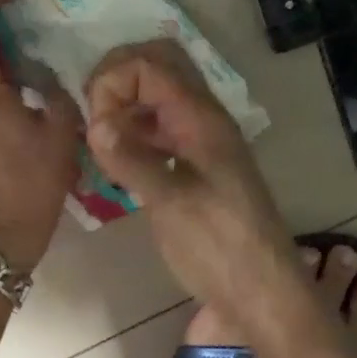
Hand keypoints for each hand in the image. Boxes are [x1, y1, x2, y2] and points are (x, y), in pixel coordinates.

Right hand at [84, 40, 294, 315]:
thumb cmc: (219, 248)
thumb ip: (131, 159)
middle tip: (93, 114)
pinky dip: (136, 131)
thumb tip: (94, 124)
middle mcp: (203, 119)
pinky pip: (162, 127)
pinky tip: (117, 160)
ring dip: (126, 104)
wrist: (263, 294)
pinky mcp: (197, 165)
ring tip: (100, 139)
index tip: (95, 122)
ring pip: (159, 96)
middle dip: (118, 77)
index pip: (150, 63)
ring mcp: (202, 141)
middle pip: (159, 67)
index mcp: (200, 118)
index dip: (113, 80)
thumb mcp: (170, 204)